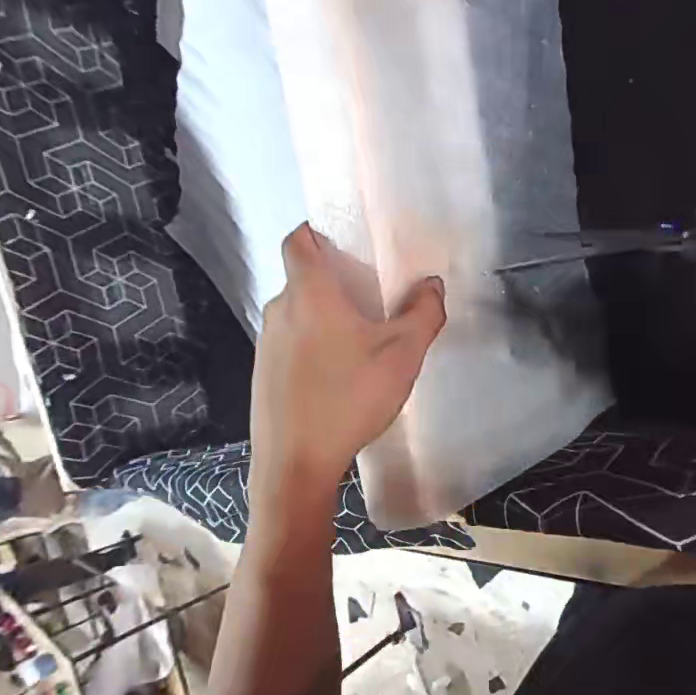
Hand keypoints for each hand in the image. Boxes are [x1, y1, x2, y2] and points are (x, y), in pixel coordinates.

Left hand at [250, 224, 446, 487]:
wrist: (295, 462)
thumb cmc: (349, 397)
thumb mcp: (403, 355)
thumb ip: (424, 314)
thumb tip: (431, 286)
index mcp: (310, 293)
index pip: (299, 238)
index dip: (320, 232)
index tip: (352, 249)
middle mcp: (280, 310)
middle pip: (305, 278)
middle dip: (339, 283)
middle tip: (377, 303)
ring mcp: (267, 343)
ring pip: (300, 313)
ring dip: (329, 318)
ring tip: (364, 345)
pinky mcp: (264, 374)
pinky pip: (292, 343)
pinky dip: (316, 347)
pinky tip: (341, 378)